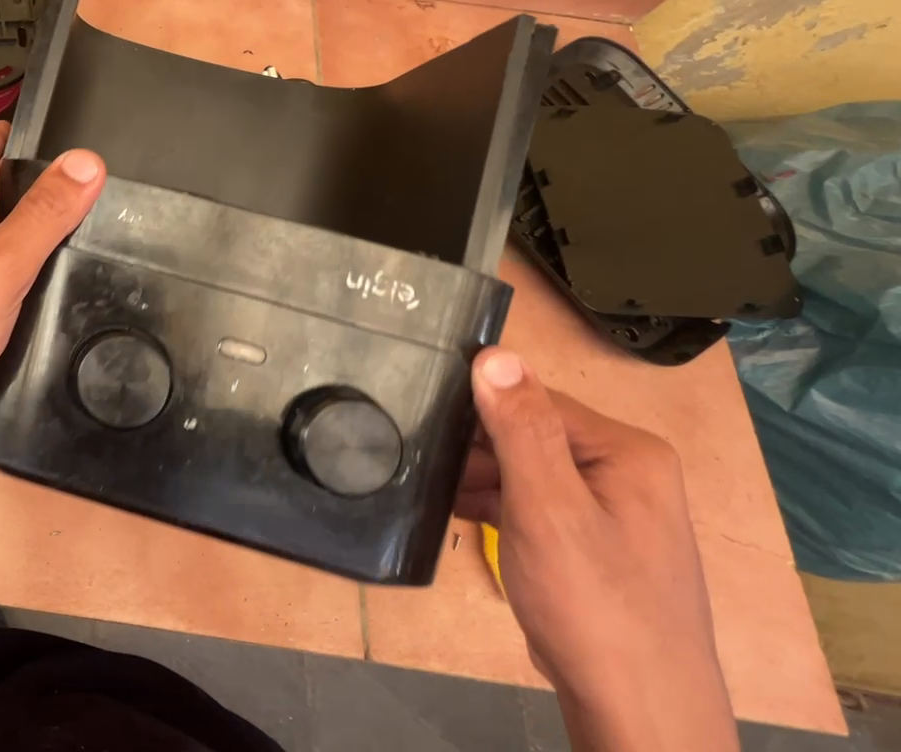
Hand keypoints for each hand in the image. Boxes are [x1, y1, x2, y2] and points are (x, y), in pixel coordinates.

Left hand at [0, 122, 105, 443]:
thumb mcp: (4, 261)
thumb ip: (44, 213)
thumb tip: (87, 157)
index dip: (4, 132)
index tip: (41, 124)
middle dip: (20, 179)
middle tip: (73, 183)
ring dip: (16, 226)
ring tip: (66, 232)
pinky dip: (10, 269)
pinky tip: (34, 290)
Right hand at [457, 348, 737, 751]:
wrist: (635, 706)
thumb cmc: (590, 601)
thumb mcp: (546, 508)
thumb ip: (520, 428)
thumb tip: (494, 354)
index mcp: (626, 452)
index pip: (533, 398)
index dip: (476, 410)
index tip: (424, 423)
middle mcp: (626, 471)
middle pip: (528, 431)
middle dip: (475, 449)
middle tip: (424, 464)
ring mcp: (611, 509)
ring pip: (525, 468)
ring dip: (479, 478)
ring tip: (434, 492)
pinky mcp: (591, 540)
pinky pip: (533, 501)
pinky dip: (496, 505)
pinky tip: (460, 515)